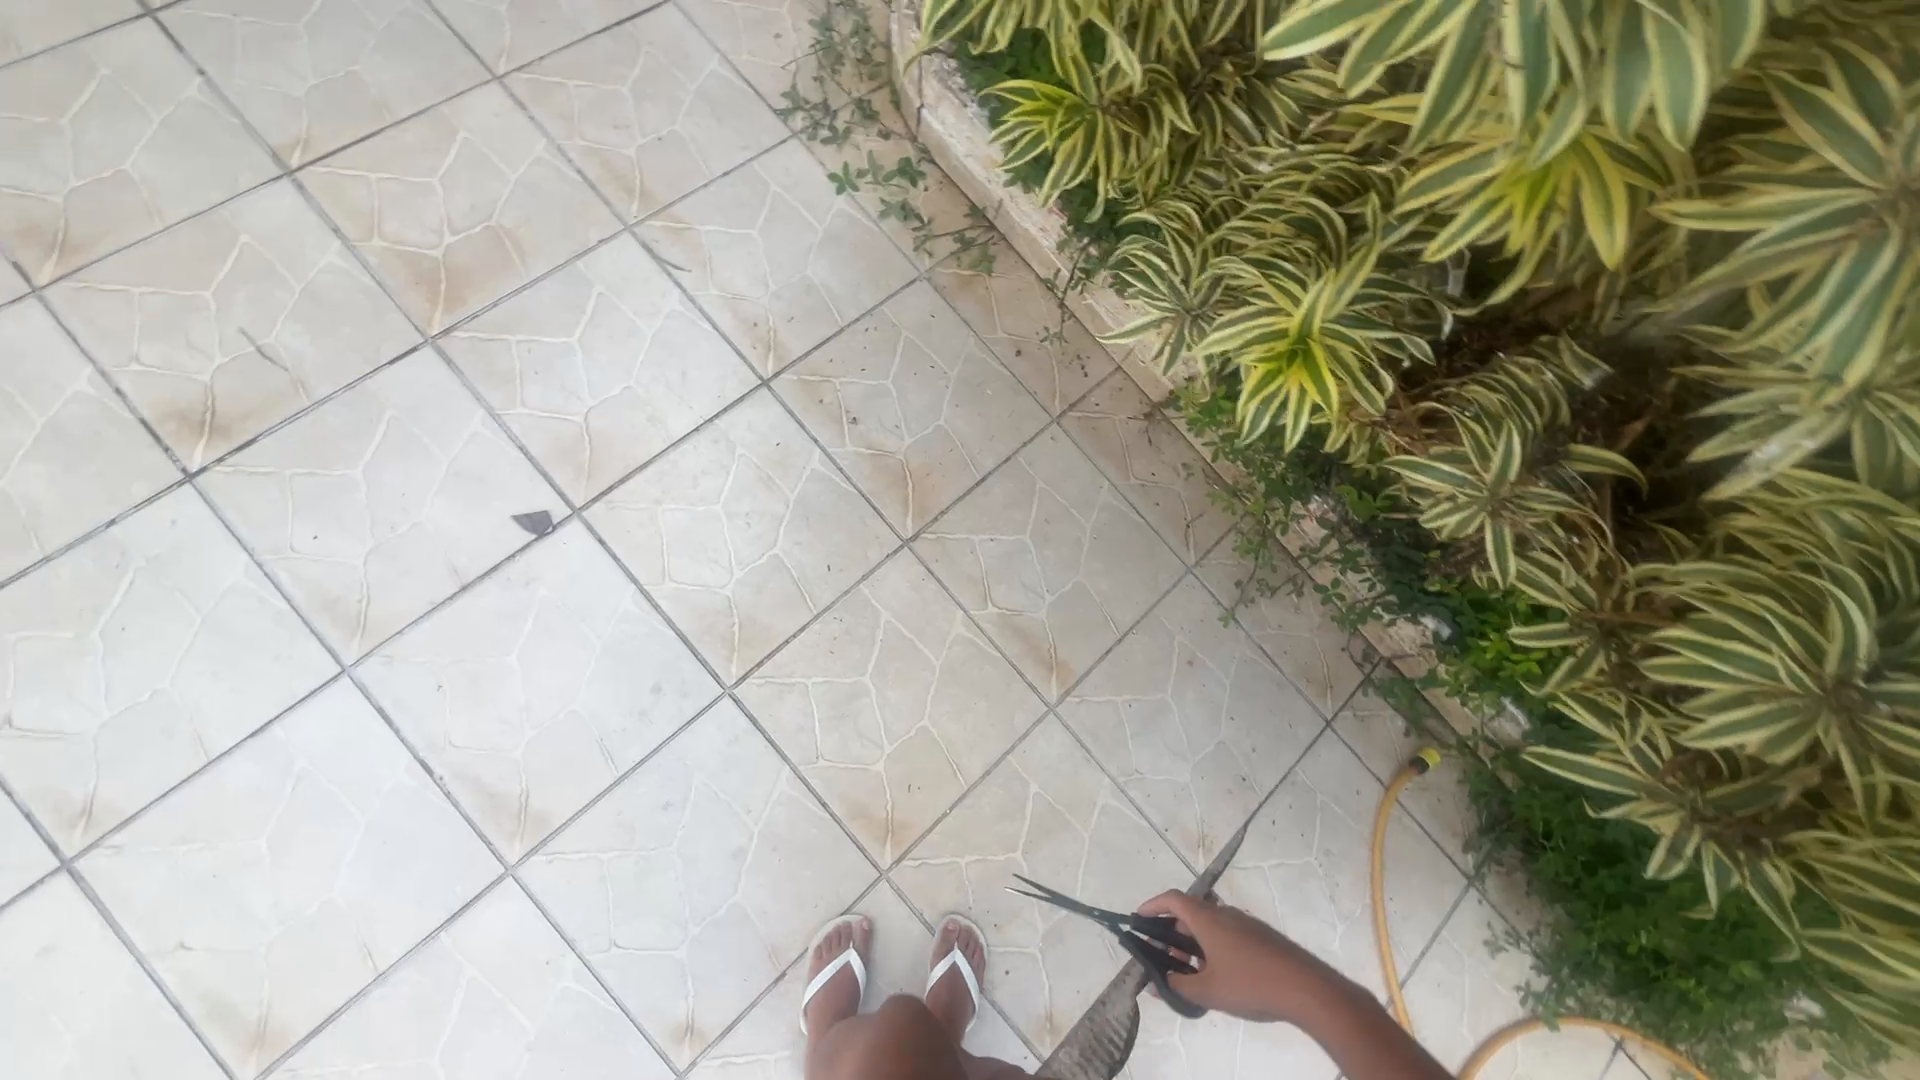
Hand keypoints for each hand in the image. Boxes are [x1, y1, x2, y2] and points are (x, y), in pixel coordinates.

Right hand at [1136, 890, 1332, 1023]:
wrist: (1308, 988)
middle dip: (1173, 932)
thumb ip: (1179, 986)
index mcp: (1207, 919)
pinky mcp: (1262, 937)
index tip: (1138, 918)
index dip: (1152, 905)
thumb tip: (1158, 984)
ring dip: (1194, 942)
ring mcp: (1246, 924)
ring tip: (1191, 971)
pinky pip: (1228, 934)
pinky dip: (1214, 947)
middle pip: (1191, 912)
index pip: (1172, 900)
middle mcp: (1225, 914)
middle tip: (1165, 957)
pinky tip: (1220, 976)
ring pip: (1211, 925)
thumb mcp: (1209, 992)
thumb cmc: (1251, 984)